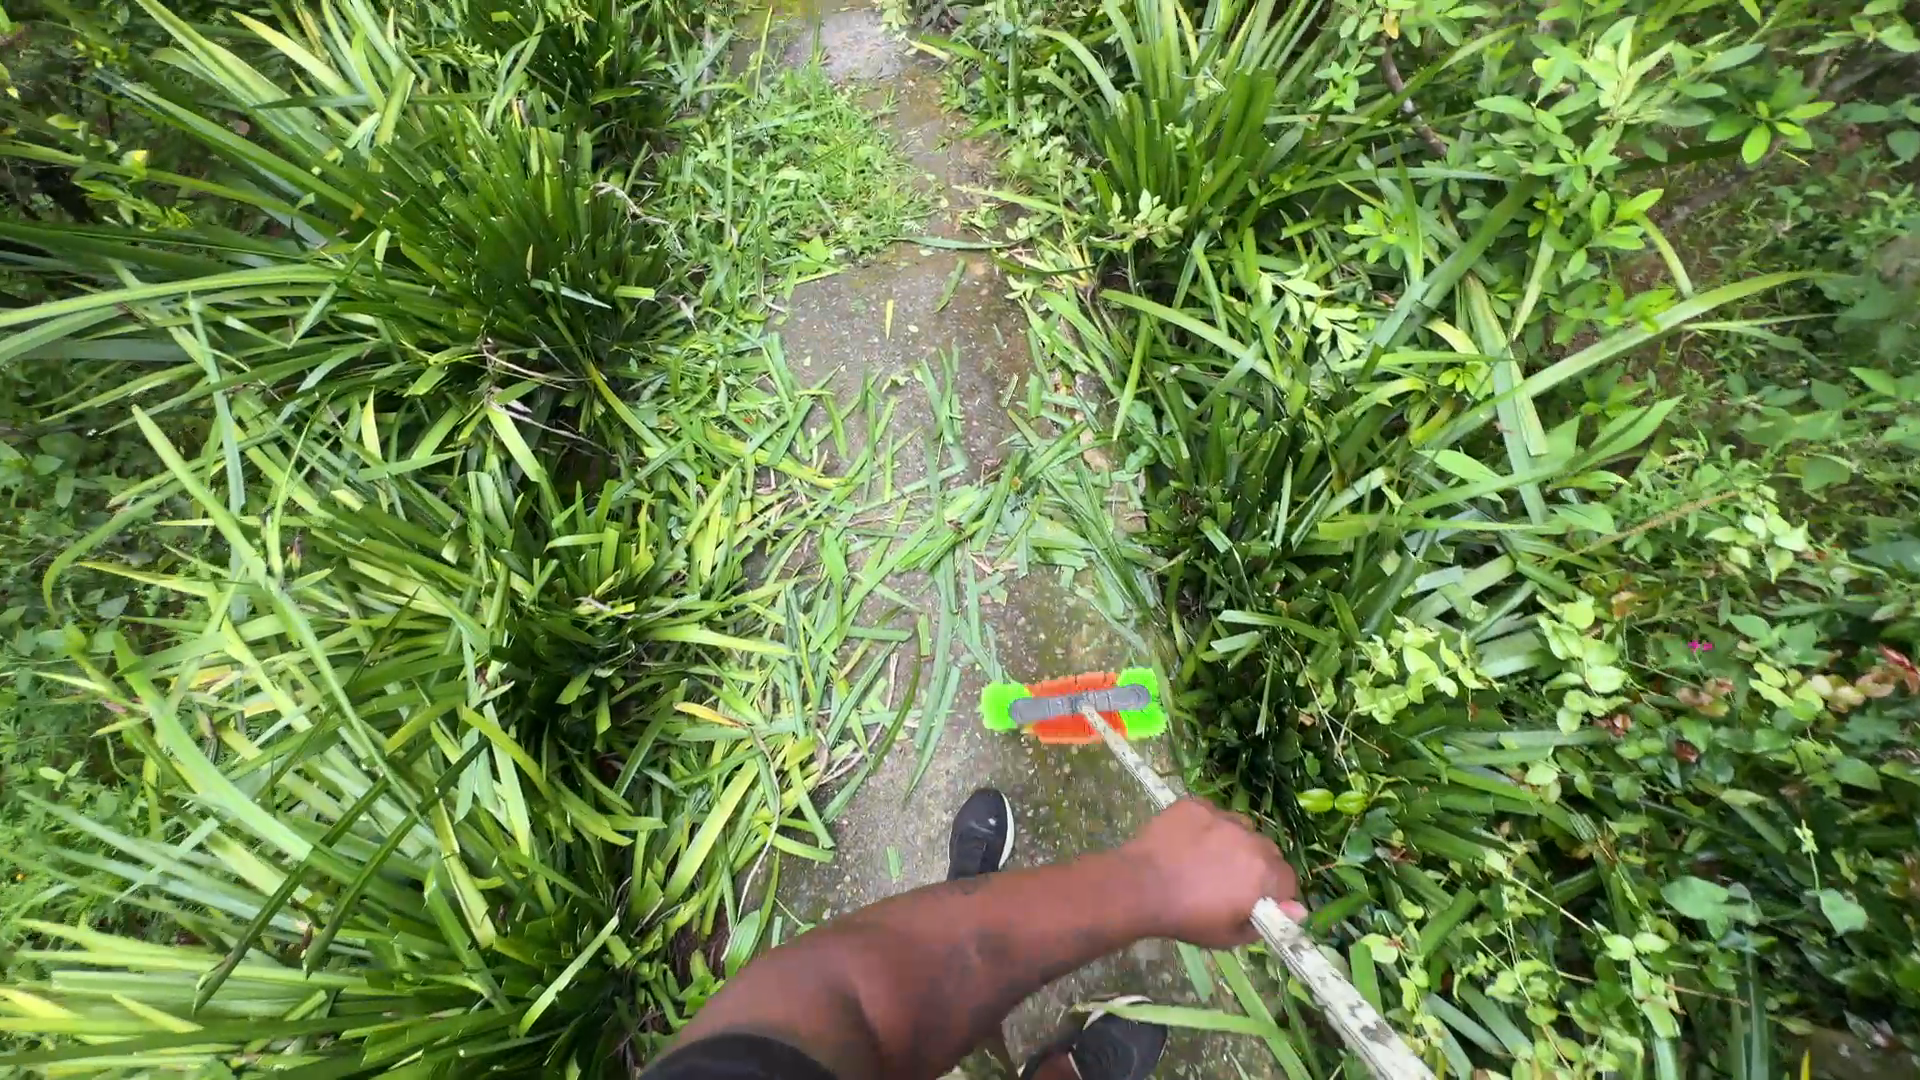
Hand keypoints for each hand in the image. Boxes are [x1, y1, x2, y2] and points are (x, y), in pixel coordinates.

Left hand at [1120, 798, 1306, 947]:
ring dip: (1234, 841)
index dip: (1275, 893)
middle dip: (1257, 865)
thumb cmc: (1188, 917)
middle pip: (1266, 850)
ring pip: (1240, 827)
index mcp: (1263, 872)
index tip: (1256, 901)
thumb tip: (1297, 910)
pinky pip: (1211, 813)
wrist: (1141, 885)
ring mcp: (1219, 816)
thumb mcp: (1232, 934)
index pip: (1287, 879)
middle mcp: (1248, 838)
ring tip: (1208, 857)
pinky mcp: (1194, 804)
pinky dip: (1207, 825)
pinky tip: (1189, 841)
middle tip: (1231, 880)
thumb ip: (1269, 921)